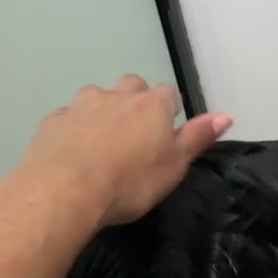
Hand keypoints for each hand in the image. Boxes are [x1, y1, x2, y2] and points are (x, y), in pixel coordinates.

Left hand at [14, 75, 231, 226]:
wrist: (62, 192)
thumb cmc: (129, 182)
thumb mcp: (174, 166)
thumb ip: (198, 137)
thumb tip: (225, 115)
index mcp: (153, 105)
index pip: (169, 94)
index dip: (170, 110)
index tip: (166, 131)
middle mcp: (118, 96)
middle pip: (132, 85)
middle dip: (135, 100)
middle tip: (134, 131)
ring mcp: (81, 106)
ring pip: (97, 96)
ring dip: (102, 110)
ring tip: (101, 140)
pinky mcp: (52, 122)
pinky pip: (67, 117)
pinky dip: (73, 128)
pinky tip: (71, 151)